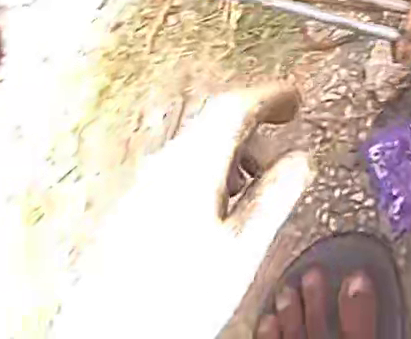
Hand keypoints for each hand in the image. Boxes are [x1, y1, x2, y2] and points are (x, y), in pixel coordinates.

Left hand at [62, 84, 311, 337]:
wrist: (110, 334)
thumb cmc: (176, 294)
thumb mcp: (241, 248)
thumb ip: (273, 196)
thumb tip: (301, 160)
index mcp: (195, 162)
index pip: (235, 106)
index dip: (270, 96)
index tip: (294, 99)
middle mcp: (167, 162)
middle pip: (215, 119)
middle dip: (253, 118)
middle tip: (281, 124)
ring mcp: (147, 182)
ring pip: (199, 143)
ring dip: (234, 146)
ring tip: (256, 176)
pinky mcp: (135, 205)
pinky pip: (183, 165)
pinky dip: (212, 166)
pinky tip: (220, 200)